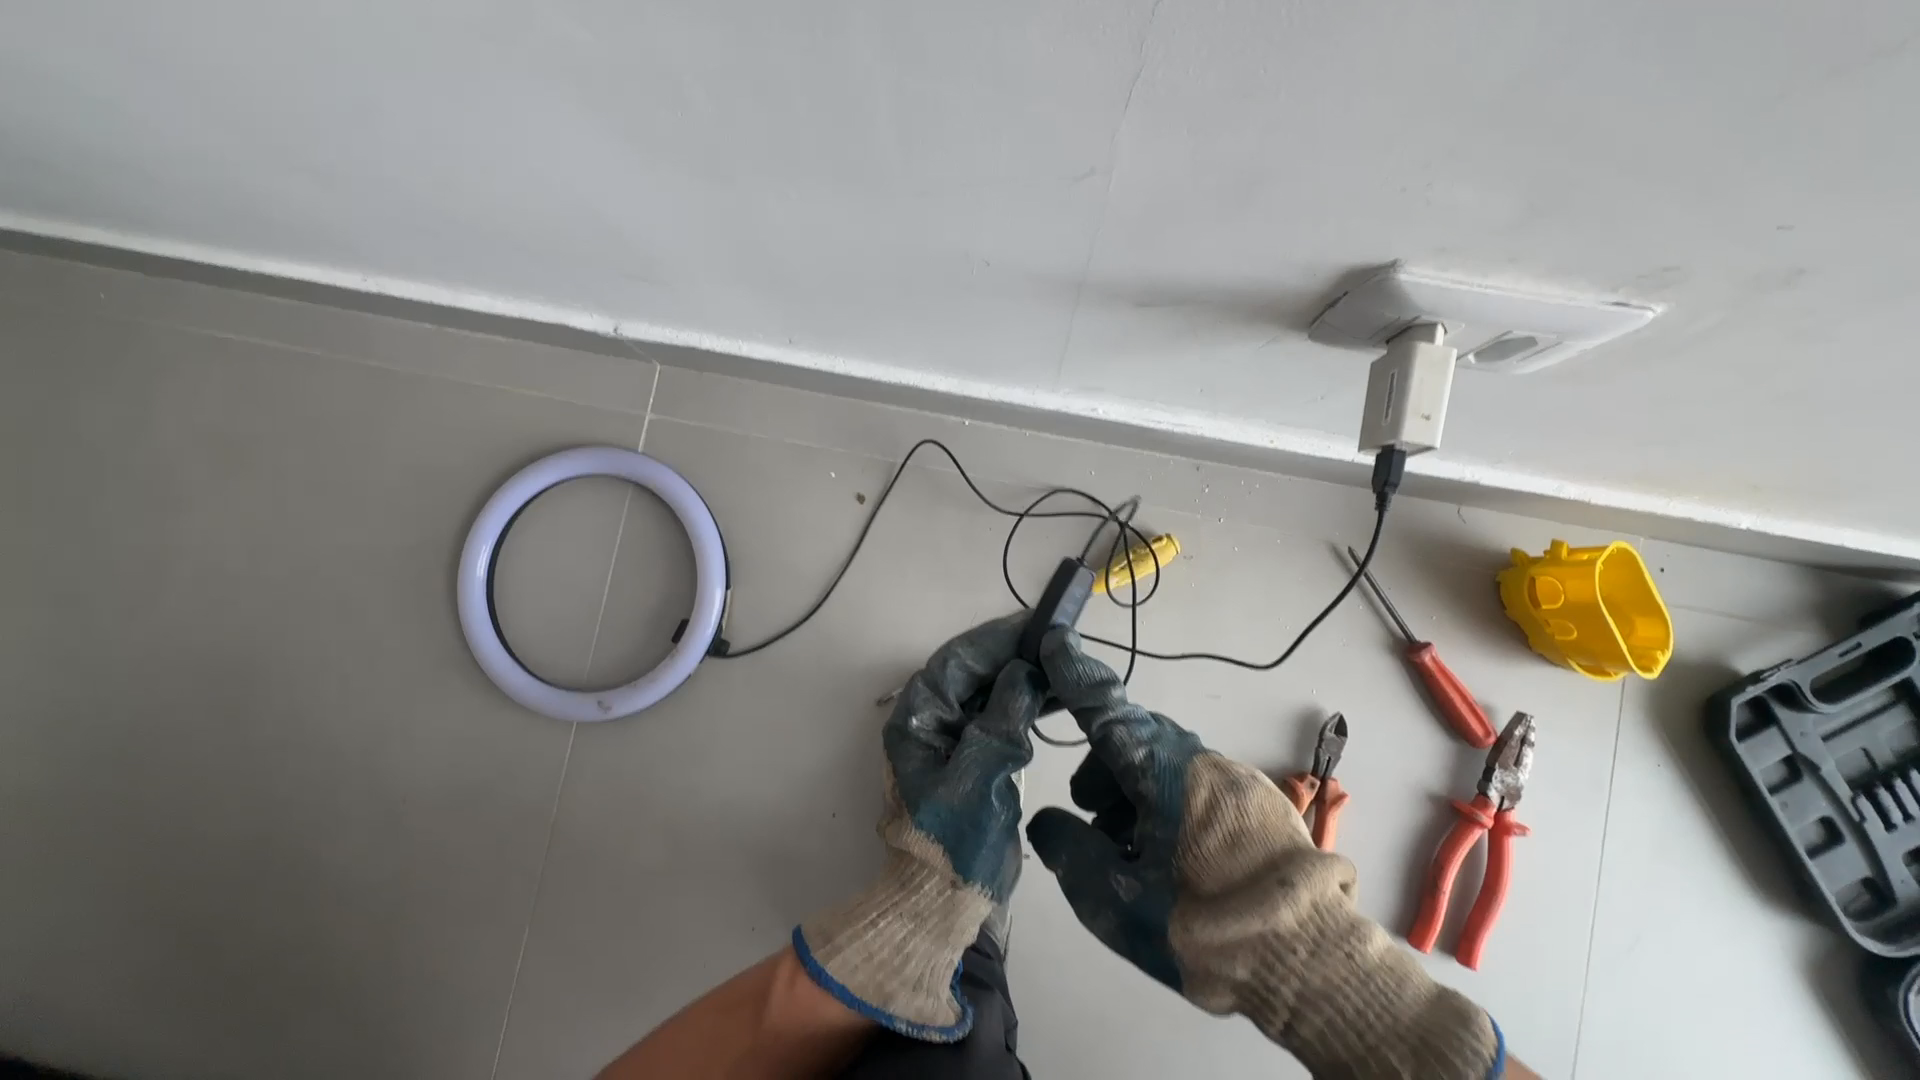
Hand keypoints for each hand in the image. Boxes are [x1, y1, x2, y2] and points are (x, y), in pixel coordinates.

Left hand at [794, 613, 1038, 1042]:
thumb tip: (1025, 672)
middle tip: (1059, 645)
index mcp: (917, 719)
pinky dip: (1023, 704)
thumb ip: (1001, 720)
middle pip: (972, 670)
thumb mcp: (979, 779)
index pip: (957, 662)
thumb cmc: (954, 844)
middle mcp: (928, 720)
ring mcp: (948, 738)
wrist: (941, 902)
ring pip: (986, 690)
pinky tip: (1053, 699)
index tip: (1039, 627)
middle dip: (1013, 655)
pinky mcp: (970, 755)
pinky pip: (997, 715)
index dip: (997, 640)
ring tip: (1062, 668)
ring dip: (1022, 677)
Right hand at [1025, 628, 1505, 1078]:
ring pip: (1171, 768)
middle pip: (1139, 741)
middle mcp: (1208, 765)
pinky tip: (1170, 858)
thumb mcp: (1115, 899)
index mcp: (1169, 774)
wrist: (1311, 966)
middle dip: (1105, 766)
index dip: (1074, 678)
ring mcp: (1243, 787)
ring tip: (1127, 849)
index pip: (1108, 712)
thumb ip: (1069, 850)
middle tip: (1088, 811)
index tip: (1054, 641)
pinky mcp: (1266, 812)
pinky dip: (1172, 806)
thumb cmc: (1204, 928)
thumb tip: (1050, 821)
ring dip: (1138, 791)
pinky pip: (1203, 790)